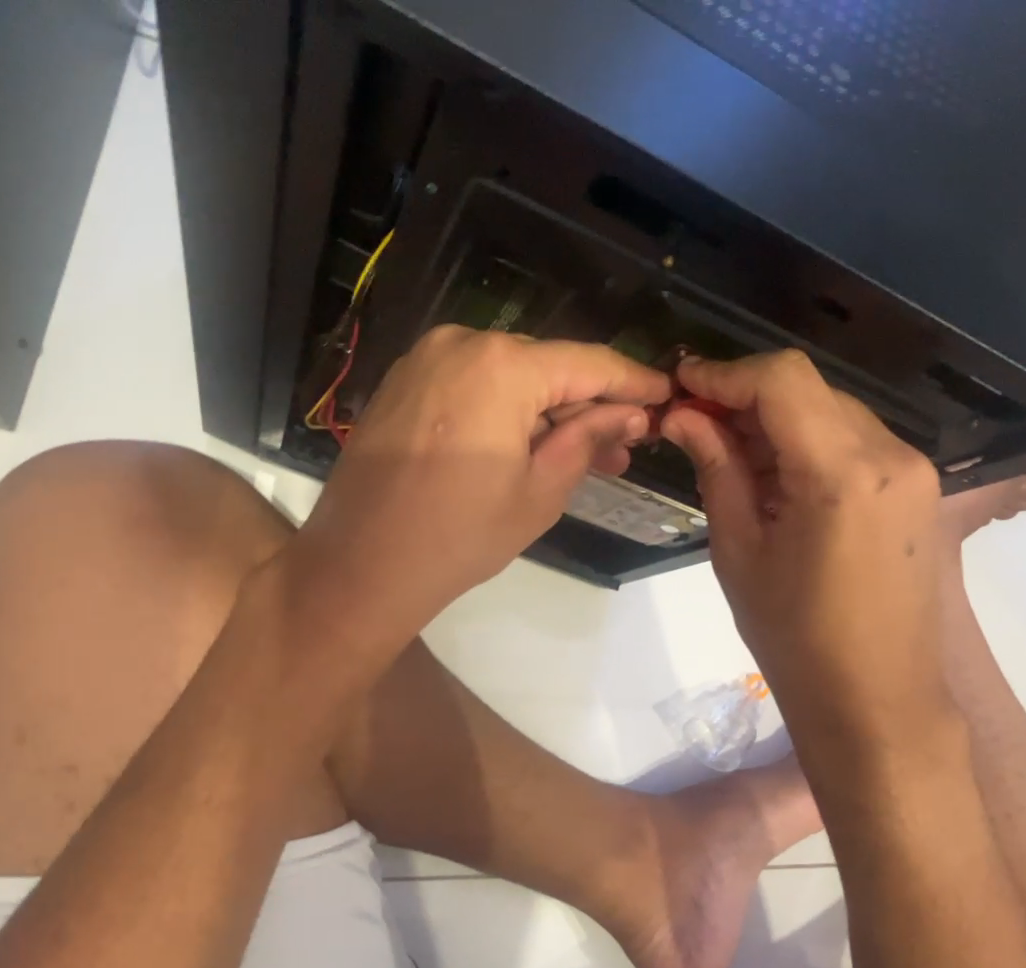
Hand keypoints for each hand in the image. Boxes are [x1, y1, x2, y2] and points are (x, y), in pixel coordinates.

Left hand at [283, 325, 670, 642]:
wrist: (359, 565)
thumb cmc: (458, 536)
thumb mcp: (539, 491)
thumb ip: (588, 438)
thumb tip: (630, 413)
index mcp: (502, 366)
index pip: (588, 363)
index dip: (633, 381)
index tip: (666, 396)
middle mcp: (462, 343)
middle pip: (547, 365)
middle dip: (588, 402)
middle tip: (626, 443)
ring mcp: (425, 359)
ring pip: (510, 375)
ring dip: (548, 409)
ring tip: (586, 453)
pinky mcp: (404, 383)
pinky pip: (473, 384)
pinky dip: (506, 408)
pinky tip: (530, 443)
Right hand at [661, 350, 948, 721]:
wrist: (877, 701)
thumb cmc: (795, 639)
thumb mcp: (740, 552)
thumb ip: (717, 469)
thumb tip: (683, 415)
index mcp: (843, 474)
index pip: (782, 381)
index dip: (724, 373)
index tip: (680, 383)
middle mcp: (891, 456)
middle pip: (808, 389)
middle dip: (745, 395)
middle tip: (692, 421)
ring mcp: (913, 470)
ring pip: (831, 410)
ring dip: (775, 418)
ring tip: (725, 451)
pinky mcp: (917, 488)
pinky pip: (853, 441)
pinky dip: (807, 442)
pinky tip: (772, 474)